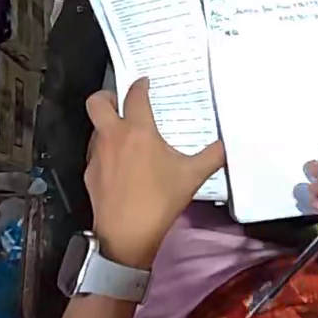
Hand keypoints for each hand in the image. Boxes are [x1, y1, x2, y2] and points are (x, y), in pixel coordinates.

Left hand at [85, 78, 223, 269]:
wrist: (126, 235)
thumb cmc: (160, 200)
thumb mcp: (193, 176)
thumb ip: (213, 156)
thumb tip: (228, 144)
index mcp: (138, 131)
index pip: (135, 95)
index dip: (140, 85)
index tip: (145, 83)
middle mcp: (113, 136)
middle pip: (97, 102)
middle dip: (108, 96)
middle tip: (121, 102)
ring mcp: (97, 155)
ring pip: (95, 128)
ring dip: (107, 125)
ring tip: (127, 137)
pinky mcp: (89, 174)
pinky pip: (96, 152)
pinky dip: (107, 151)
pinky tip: (121, 166)